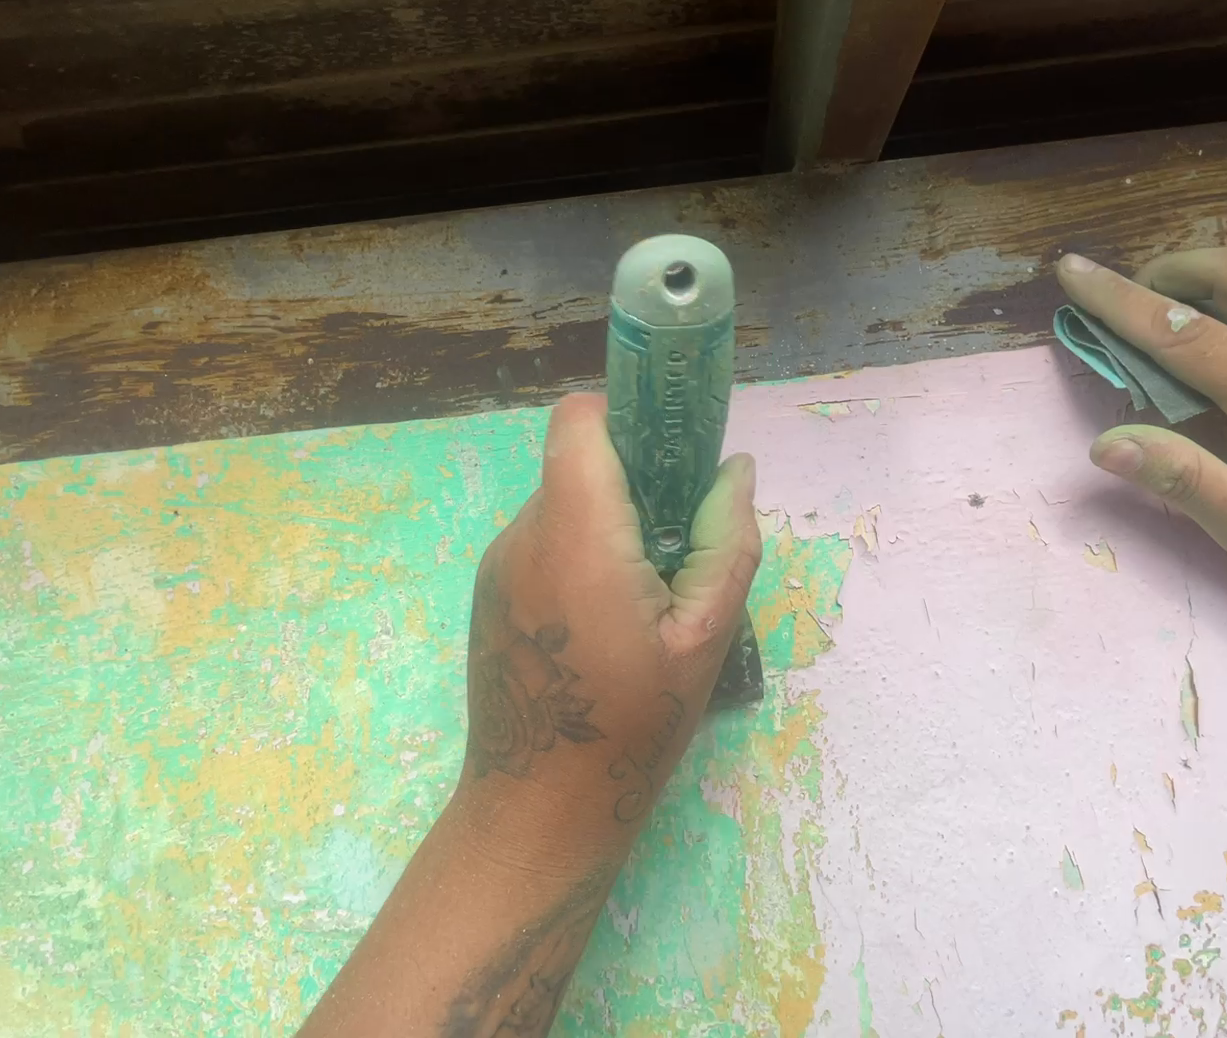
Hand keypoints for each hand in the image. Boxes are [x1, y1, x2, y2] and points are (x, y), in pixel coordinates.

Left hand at [450, 393, 761, 873]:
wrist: (539, 808)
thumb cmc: (633, 724)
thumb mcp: (705, 636)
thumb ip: (728, 541)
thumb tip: (735, 470)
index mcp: (576, 533)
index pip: (579, 420)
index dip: (627, 418)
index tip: (671, 458)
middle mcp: (524, 535)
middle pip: (578, 464)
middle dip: (632, 483)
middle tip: (678, 544)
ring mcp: (498, 566)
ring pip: (563, 504)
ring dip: (610, 524)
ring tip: (647, 595)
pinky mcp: (491, 595)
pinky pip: (545, 542)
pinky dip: (582, 554)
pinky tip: (608, 620)